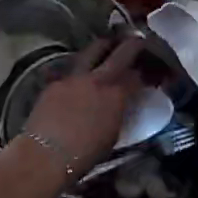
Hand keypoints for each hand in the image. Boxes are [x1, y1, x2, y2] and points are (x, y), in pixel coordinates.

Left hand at [21, 36, 144, 176]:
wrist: (47, 154)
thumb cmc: (85, 153)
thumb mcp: (113, 134)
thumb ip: (119, 112)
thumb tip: (121, 104)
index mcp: (117, 94)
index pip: (138, 75)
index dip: (147, 73)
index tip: (151, 73)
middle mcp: (98, 79)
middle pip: (121, 52)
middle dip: (133, 45)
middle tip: (138, 42)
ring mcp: (74, 77)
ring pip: (92, 50)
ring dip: (104, 47)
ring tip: (107, 48)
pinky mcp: (54, 82)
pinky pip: (70, 68)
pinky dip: (80, 69)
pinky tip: (79, 77)